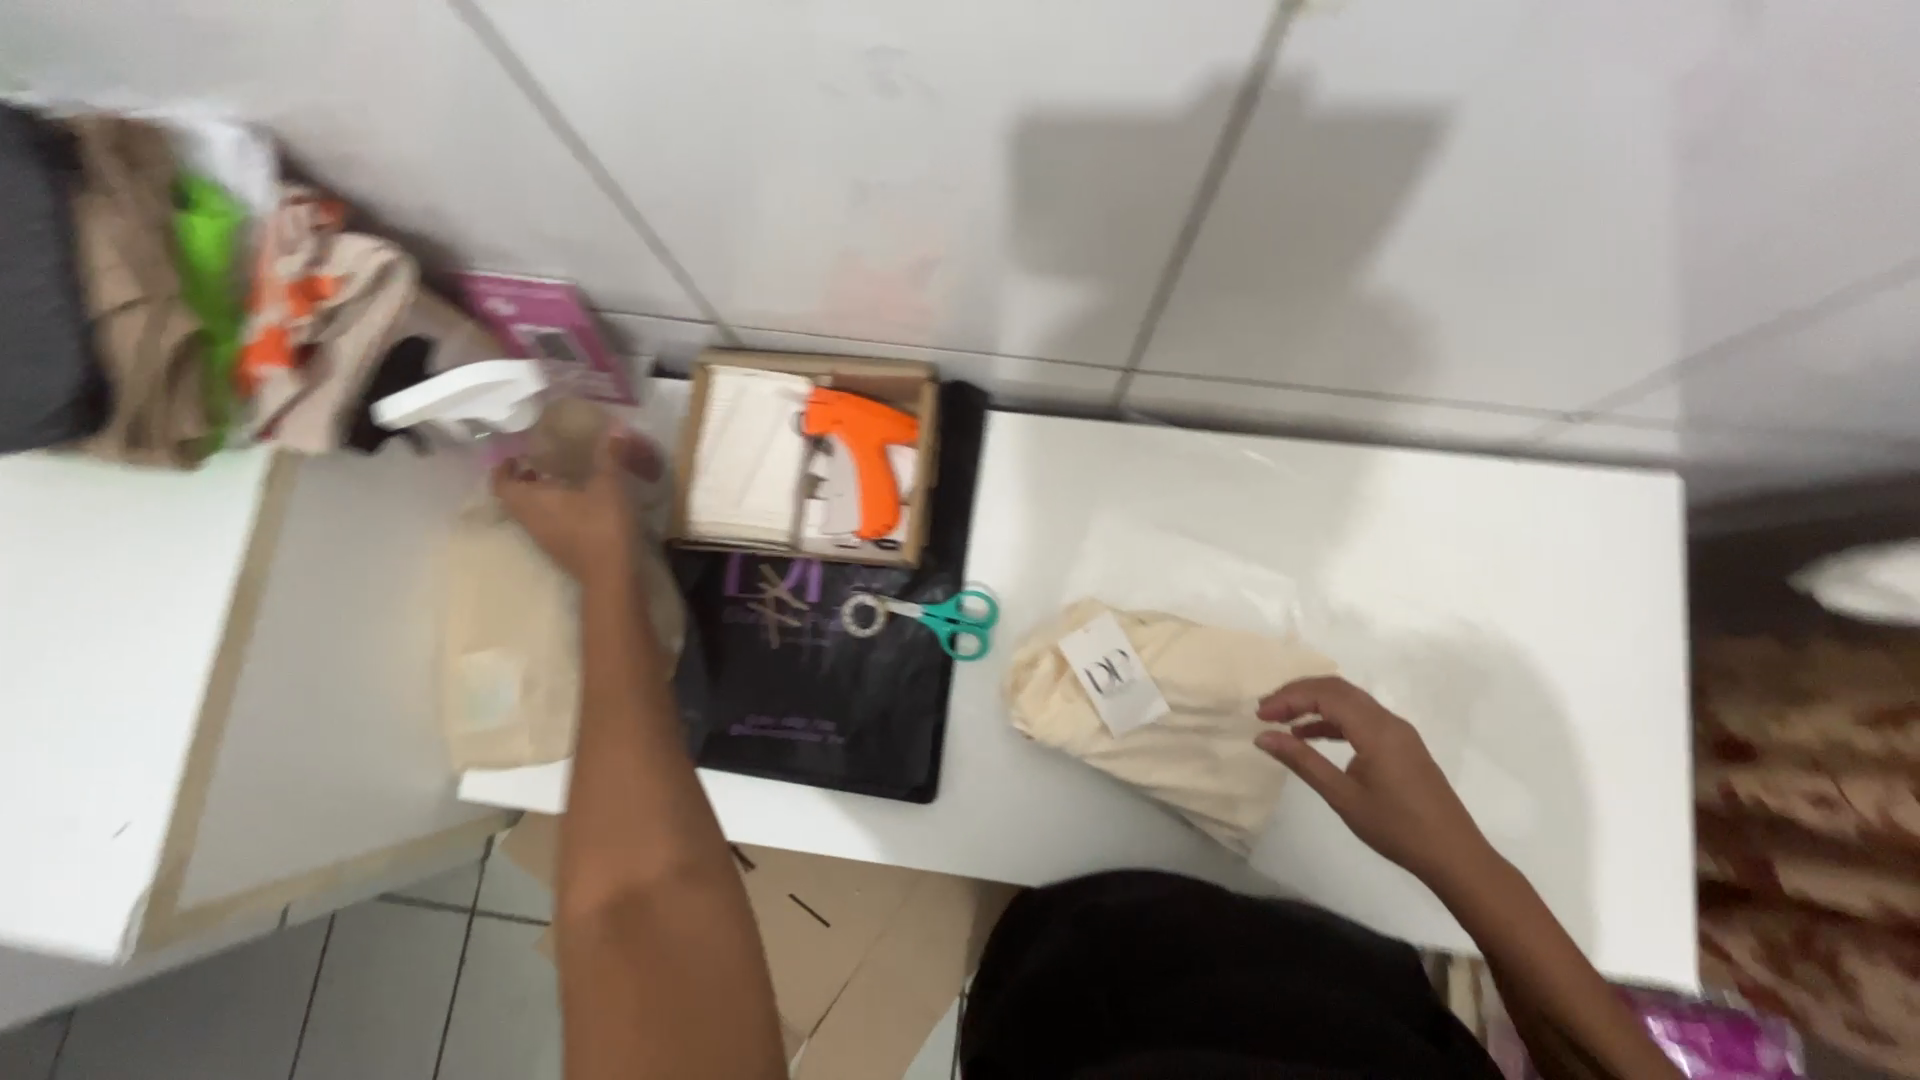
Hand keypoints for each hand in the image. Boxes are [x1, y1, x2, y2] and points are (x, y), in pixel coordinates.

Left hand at [491, 429, 644, 584]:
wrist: (611, 576)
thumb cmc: (602, 526)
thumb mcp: (609, 485)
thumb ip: (608, 456)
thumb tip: (615, 427)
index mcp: (531, 501)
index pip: (501, 483)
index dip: (503, 467)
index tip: (515, 455)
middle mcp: (530, 520)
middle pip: (515, 497)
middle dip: (525, 479)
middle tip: (542, 462)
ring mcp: (544, 538)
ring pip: (531, 512)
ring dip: (540, 495)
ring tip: (562, 479)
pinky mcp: (560, 550)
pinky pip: (548, 523)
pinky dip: (554, 510)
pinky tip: (580, 503)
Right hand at [1254, 676, 1494, 886]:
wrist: (1454, 855)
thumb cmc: (1397, 828)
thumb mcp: (1342, 796)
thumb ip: (1302, 761)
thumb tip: (1263, 737)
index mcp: (1377, 730)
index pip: (1325, 694)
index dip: (1288, 698)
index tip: (1260, 715)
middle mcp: (1389, 722)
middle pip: (1337, 689)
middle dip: (1297, 694)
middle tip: (1266, 711)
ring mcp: (1399, 732)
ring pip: (1349, 701)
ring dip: (1314, 704)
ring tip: (1281, 720)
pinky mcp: (1402, 745)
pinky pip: (1361, 718)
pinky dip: (1332, 719)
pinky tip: (1309, 736)